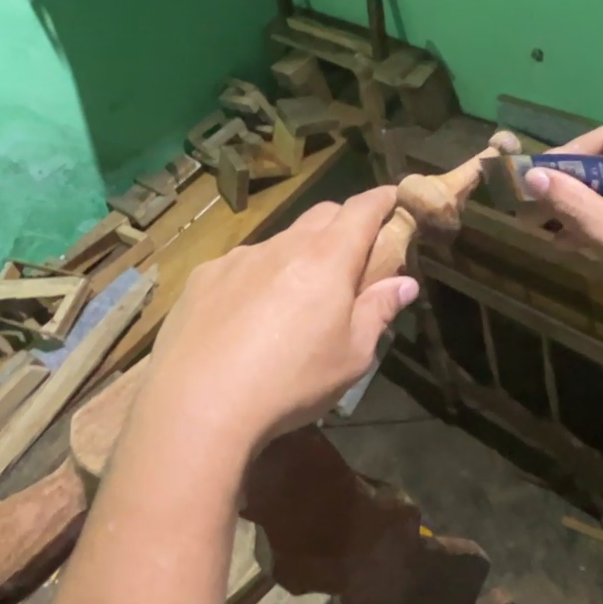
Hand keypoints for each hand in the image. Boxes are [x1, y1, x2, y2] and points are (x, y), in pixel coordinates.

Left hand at [139, 186, 420, 449]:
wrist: (197, 407)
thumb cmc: (290, 383)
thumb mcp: (352, 357)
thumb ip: (379, 312)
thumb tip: (405, 283)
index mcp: (326, 259)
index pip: (362, 210)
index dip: (383, 199)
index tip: (395, 197)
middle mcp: (282, 246)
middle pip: (322, 216)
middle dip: (344, 224)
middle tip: (354, 256)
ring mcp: (237, 259)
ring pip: (279, 242)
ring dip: (297, 255)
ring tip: (295, 299)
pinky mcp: (203, 278)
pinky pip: (240, 266)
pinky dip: (256, 278)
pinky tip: (245, 319)